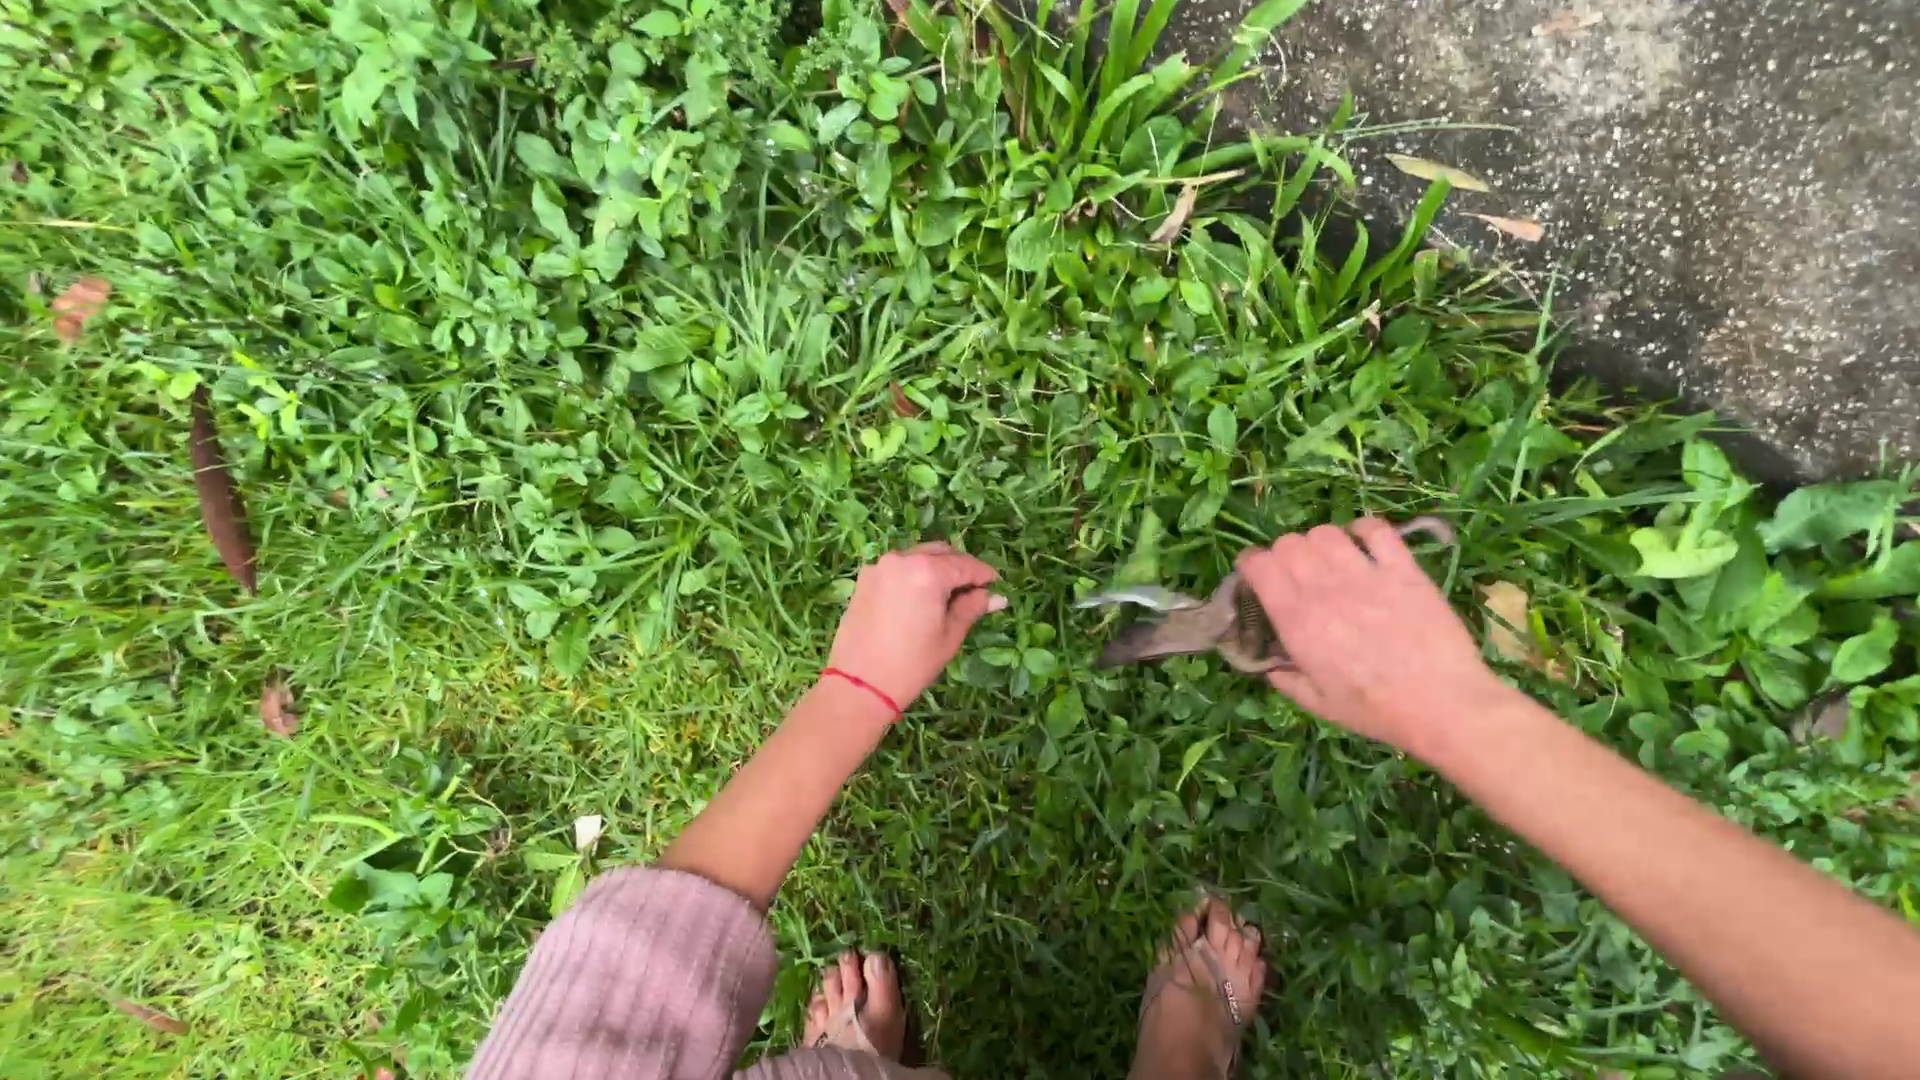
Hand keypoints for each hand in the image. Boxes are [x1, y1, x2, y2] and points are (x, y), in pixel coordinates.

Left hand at [827, 541, 1006, 708]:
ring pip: (918, 556)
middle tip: (972, 592)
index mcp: (927, 571)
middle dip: (960, 568)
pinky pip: (898, 567)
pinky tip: (919, 598)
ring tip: (945, 597)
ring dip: (936, 568)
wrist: (859, 684)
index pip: (965, 565)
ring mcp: (880, 566)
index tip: (995, 585)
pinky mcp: (865, 578)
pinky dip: (913, 574)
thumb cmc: (911, 664)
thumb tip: (996, 596)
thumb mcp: (949, 636)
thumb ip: (971, 608)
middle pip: (941, 553)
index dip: (984, 575)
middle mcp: (902, 559)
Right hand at [1236, 519, 1509, 758]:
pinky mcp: (1404, 571)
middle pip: (1288, 544)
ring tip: (1326, 560)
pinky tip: (1362, 544)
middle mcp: (1324, 590)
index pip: (1259, 566)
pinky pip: (1376, 530)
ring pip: (1324, 532)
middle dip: (1282, 554)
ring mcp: (1366, 576)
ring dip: (1317, 542)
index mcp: (1297, 621)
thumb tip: (1268, 663)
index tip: (1255, 576)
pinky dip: (1363, 529)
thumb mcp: (1318, 704)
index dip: (1250, 565)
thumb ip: (1286, 679)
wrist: (1444, 706)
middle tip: (1292, 573)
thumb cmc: (1376, 710)